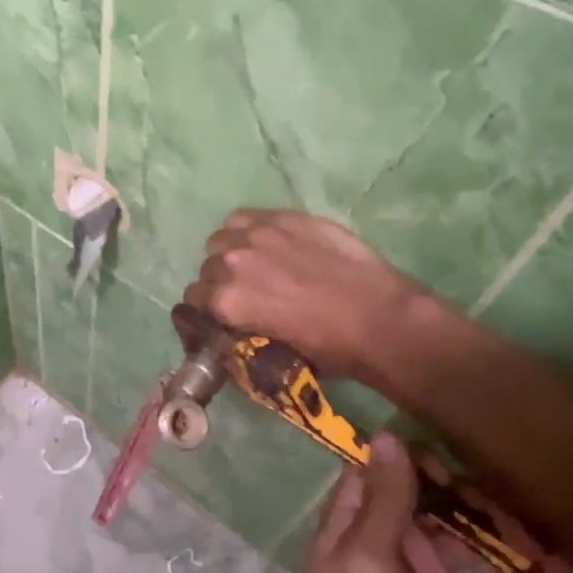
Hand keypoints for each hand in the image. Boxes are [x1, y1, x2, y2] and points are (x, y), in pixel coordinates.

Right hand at [184, 209, 427, 377]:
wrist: (379, 317)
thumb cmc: (330, 349)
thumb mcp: (274, 355)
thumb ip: (241, 336)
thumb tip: (229, 335)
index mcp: (226, 302)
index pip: (193, 300)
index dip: (206, 311)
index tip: (220, 318)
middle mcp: (231, 262)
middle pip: (207, 268)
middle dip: (219, 283)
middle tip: (244, 295)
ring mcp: (256, 234)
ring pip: (221, 239)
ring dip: (230, 253)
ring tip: (255, 265)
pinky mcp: (282, 217)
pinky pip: (245, 217)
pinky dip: (247, 230)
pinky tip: (268, 243)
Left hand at [303, 434, 572, 572]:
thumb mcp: (368, 558)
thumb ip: (384, 500)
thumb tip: (387, 434)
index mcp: (356, 522)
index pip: (381, 475)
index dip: (412, 461)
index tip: (451, 459)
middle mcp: (388, 541)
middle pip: (431, 505)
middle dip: (475, 499)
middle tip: (526, 497)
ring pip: (467, 545)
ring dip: (509, 540)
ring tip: (561, 532)